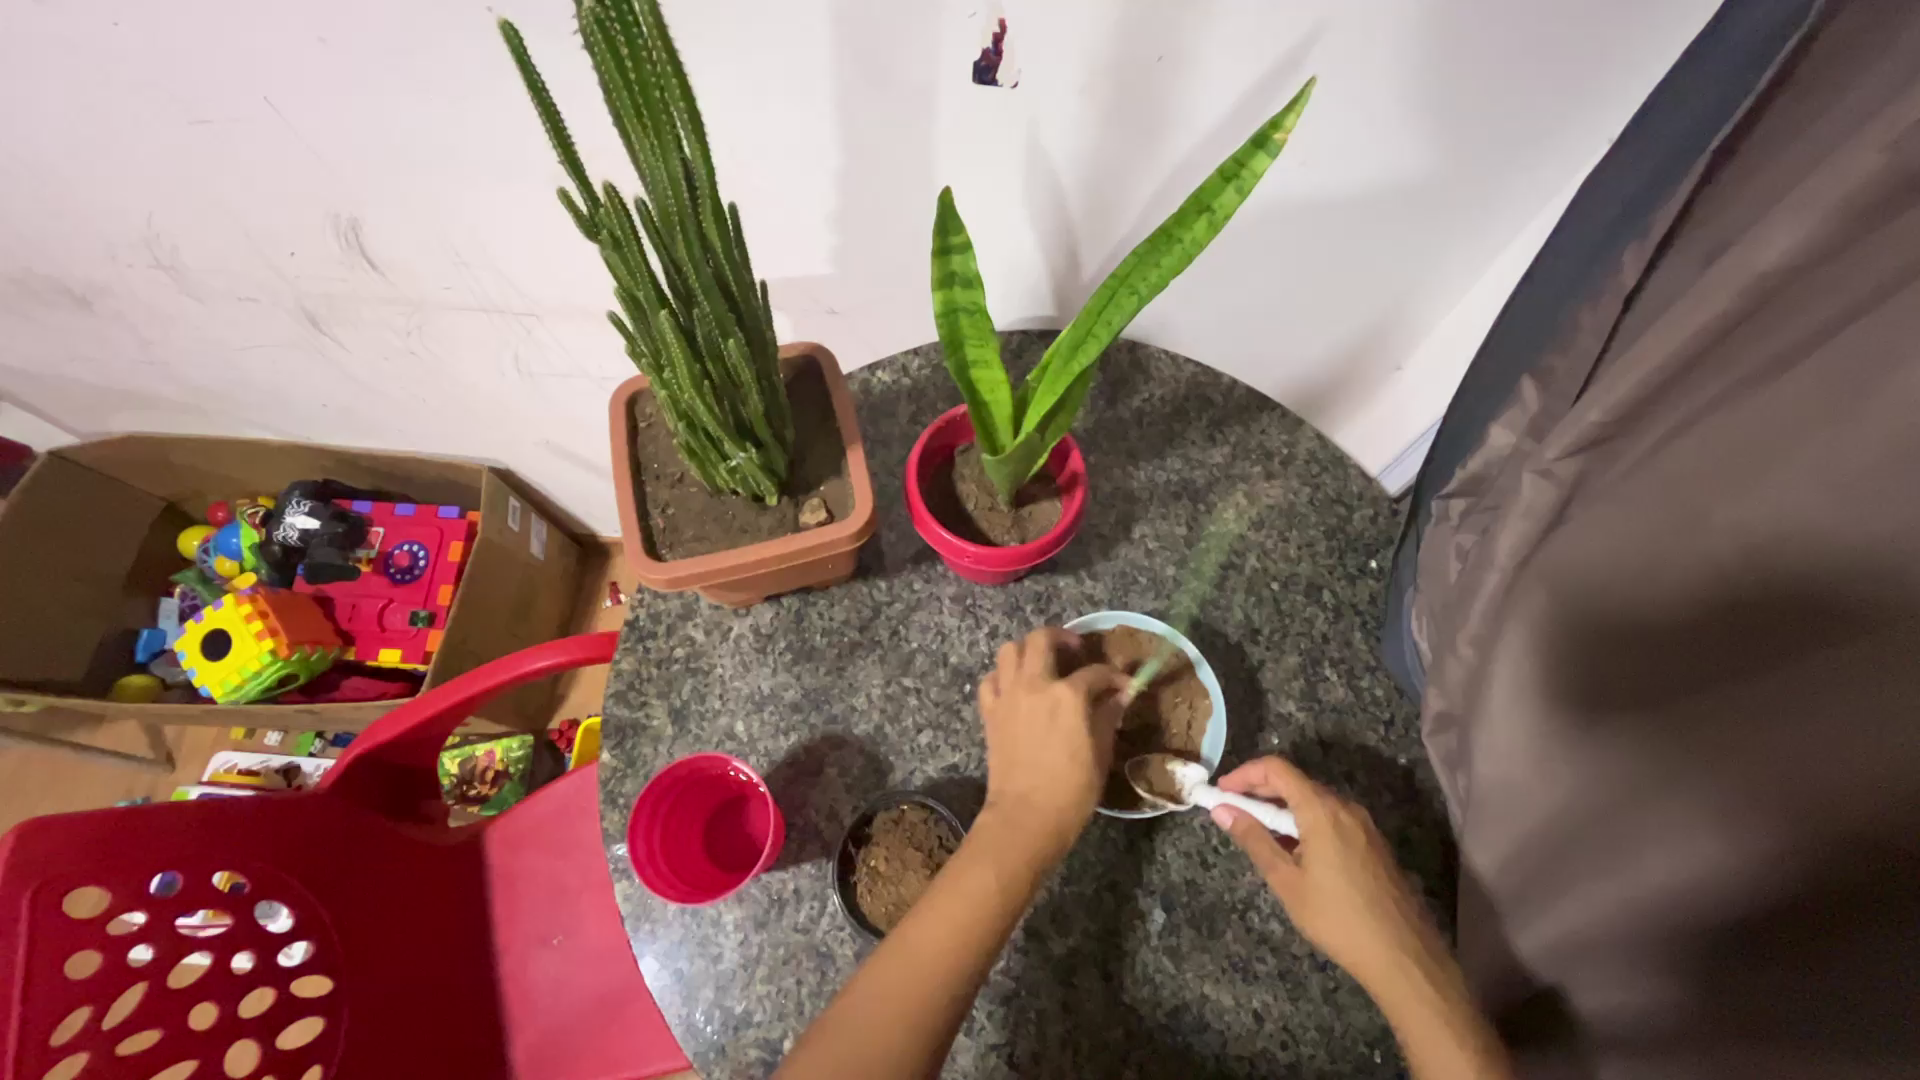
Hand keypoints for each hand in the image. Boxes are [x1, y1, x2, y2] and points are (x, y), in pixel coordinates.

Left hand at [975, 628, 1128, 863]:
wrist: (1026, 816)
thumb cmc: (1071, 791)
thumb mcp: (1100, 753)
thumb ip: (1107, 716)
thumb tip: (1121, 695)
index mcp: (1069, 695)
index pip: (1095, 672)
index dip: (1113, 677)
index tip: (1122, 685)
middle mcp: (1035, 685)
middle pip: (1042, 638)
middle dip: (1062, 637)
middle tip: (1075, 651)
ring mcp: (1008, 695)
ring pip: (1009, 649)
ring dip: (1027, 650)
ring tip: (1043, 663)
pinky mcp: (989, 711)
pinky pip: (991, 679)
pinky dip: (1003, 676)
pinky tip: (1016, 688)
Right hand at [1211, 756, 1441, 990]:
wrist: (1405, 958)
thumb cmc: (1338, 919)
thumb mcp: (1286, 881)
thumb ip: (1254, 839)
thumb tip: (1222, 810)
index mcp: (1322, 811)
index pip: (1276, 769)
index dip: (1244, 774)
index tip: (1221, 791)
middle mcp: (1345, 808)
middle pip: (1295, 782)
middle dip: (1260, 792)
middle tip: (1233, 812)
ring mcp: (1364, 826)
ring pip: (1314, 801)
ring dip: (1283, 809)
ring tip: (1261, 836)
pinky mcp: (1373, 844)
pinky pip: (1331, 819)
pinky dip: (1305, 823)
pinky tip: (1295, 853)